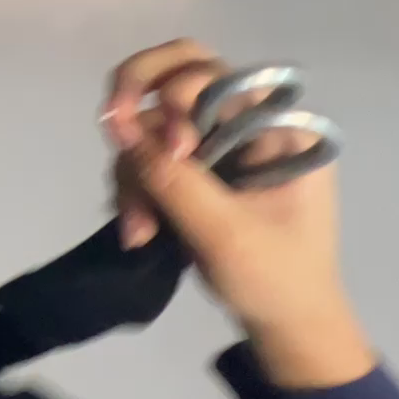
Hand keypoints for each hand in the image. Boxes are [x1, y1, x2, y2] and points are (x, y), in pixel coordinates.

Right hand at [102, 40, 376, 389]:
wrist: (286, 327)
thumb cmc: (277, 278)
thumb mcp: (224, 231)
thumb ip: (169, 175)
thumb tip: (114, 122)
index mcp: (276, 127)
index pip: (210, 72)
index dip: (177, 99)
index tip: (175, 151)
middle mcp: (241, 122)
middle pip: (169, 73)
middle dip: (132, 95)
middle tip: (112, 123)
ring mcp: (210, 141)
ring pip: (144, 121)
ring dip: (132, 170)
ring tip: (139, 225)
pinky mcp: (185, 164)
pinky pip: (138, 152)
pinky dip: (131, 186)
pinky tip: (139, 228)